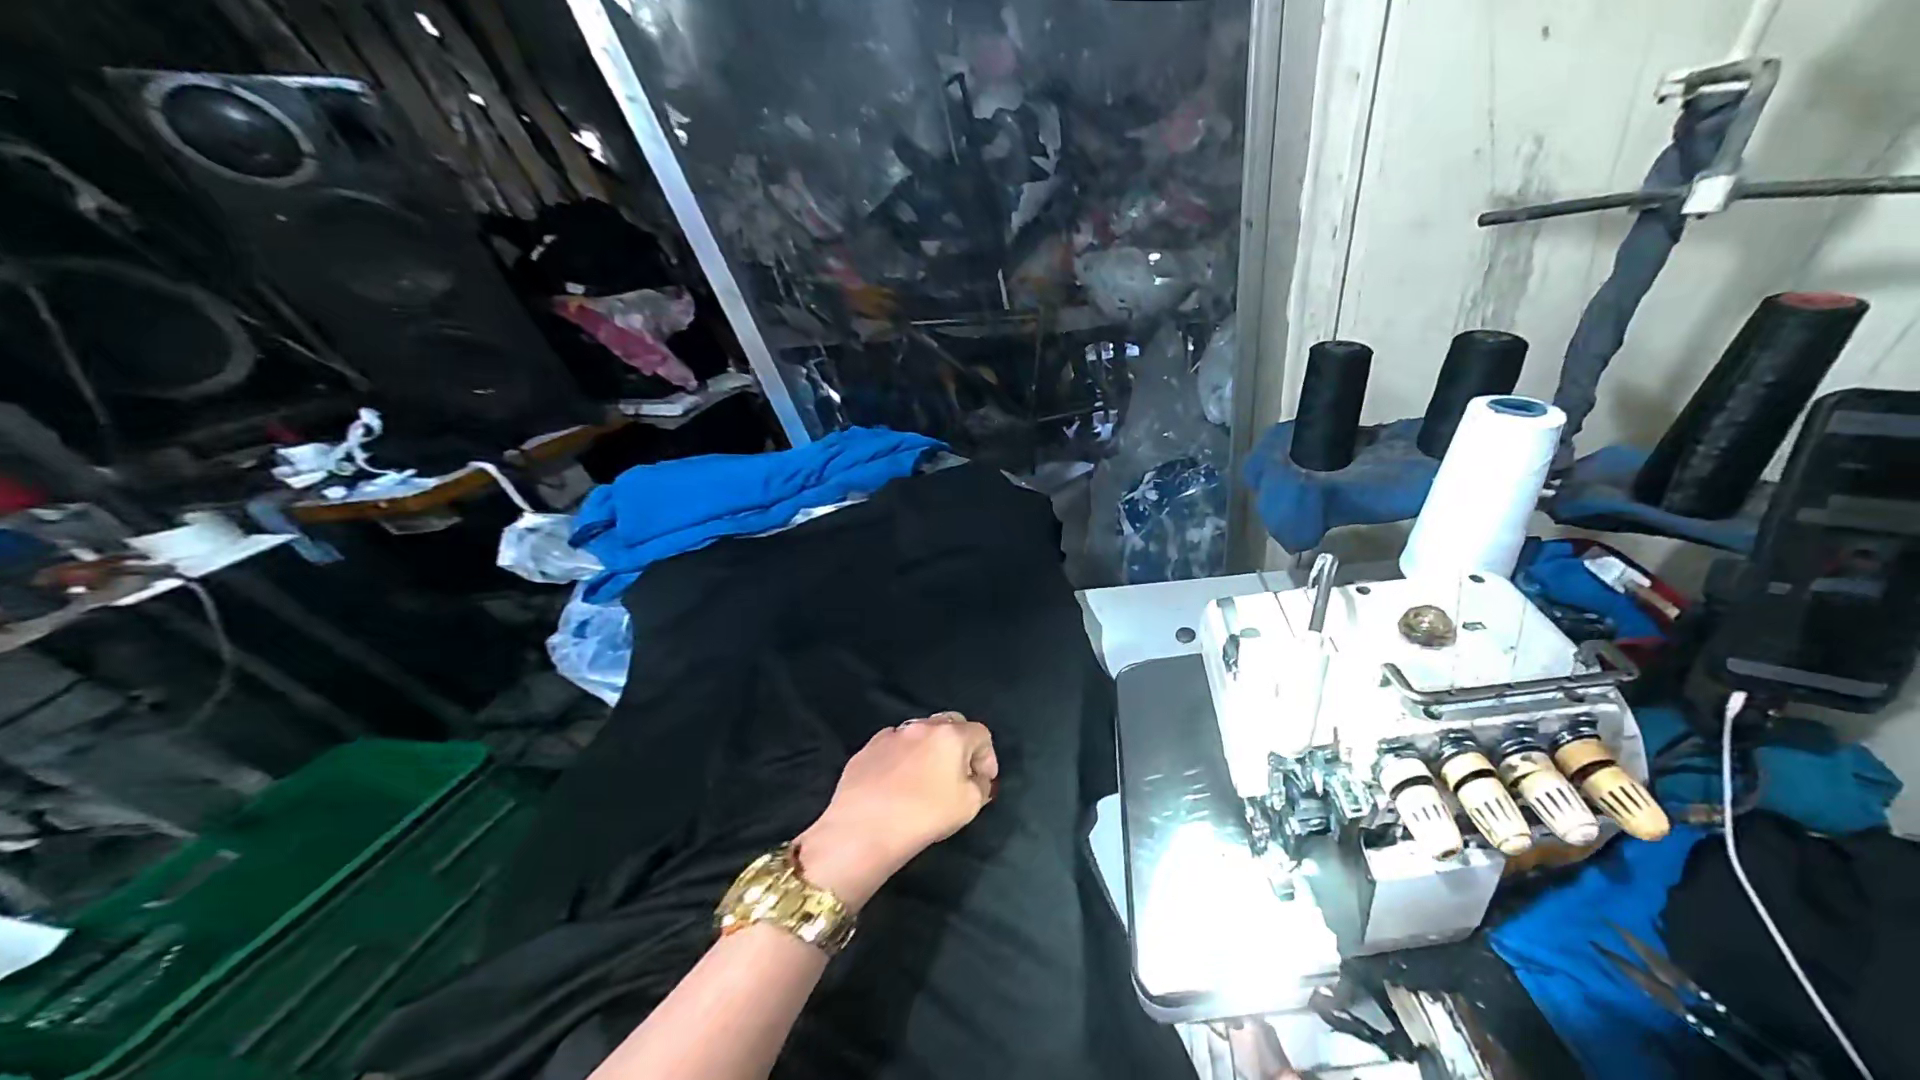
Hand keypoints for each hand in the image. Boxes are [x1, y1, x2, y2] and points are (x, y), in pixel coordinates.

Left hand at [794, 712, 997, 909]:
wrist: (864, 828)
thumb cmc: (925, 815)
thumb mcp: (970, 806)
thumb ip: (980, 785)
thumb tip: (976, 778)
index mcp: (951, 735)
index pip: (981, 733)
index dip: (987, 757)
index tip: (983, 781)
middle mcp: (921, 726)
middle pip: (950, 724)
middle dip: (961, 744)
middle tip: (959, 773)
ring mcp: (891, 735)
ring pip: (920, 732)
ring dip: (930, 749)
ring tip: (927, 777)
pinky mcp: (867, 748)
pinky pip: (894, 745)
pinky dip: (903, 757)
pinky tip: (898, 781)